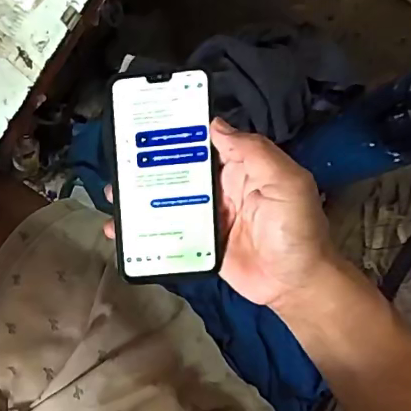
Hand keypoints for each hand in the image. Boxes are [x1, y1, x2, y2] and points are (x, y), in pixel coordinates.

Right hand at [105, 120, 344, 310]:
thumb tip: (214, 125)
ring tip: (112, 196)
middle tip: (119, 164)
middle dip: (146, 167)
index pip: (203, 144)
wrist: (294, 285)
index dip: (178, 134)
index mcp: (239, 169)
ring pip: (163, 201)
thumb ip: (254, 153)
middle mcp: (217, 190)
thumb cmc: (298, 231)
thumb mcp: (286, 183)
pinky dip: (139, 232)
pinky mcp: (193, 242)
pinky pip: (162, 232)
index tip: (147, 126)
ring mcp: (203, 217)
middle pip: (176, 173)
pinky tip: (119, 230)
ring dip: (136, 199)